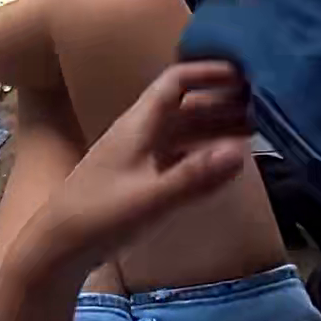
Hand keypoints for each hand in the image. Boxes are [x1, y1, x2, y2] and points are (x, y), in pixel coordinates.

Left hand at [21, 61, 252, 276]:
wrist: (58, 247)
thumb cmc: (101, 216)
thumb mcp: (152, 197)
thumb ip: (195, 176)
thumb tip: (241, 153)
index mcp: (140, 125)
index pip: (176, 82)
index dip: (209, 73)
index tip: (244, 75)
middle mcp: (141, 133)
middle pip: (186, 106)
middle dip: (222, 102)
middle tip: (262, 106)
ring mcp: (140, 156)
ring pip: (184, 131)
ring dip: (216, 127)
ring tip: (254, 130)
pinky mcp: (140, 178)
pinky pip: (178, 154)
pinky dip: (203, 152)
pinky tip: (224, 161)